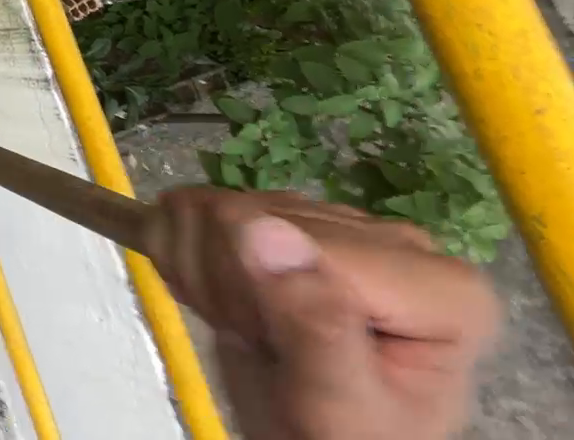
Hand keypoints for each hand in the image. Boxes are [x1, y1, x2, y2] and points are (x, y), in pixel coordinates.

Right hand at [146, 188, 498, 439]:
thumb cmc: (337, 436)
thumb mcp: (337, 406)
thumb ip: (315, 327)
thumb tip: (264, 231)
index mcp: (437, 284)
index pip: (285, 234)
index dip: (246, 283)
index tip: (263, 342)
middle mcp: (394, 238)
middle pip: (243, 212)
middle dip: (221, 279)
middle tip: (254, 339)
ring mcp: (338, 221)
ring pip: (209, 203)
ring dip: (199, 268)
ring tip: (244, 320)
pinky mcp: (288, 214)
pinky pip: (194, 201)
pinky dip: (180, 248)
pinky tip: (221, 289)